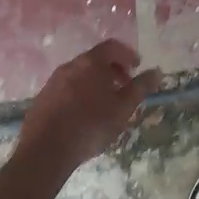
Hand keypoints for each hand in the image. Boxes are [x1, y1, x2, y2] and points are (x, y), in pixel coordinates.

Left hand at [20, 39, 160, 165]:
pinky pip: (65, 90)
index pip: (112, 46)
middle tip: (123, 87)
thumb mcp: (123, 108)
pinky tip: (82, 116)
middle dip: (112, 70)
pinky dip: (78, 94)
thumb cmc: (90, 125)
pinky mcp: (41, 100)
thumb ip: (140, 88)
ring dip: (95, 83)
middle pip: (95, 60)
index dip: (127, 54)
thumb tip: (157, 72)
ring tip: (104, 104)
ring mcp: (52, 83)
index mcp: (91, 62)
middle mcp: (70, 66)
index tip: (136, 68)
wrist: (44, 152)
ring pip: (79, 75)